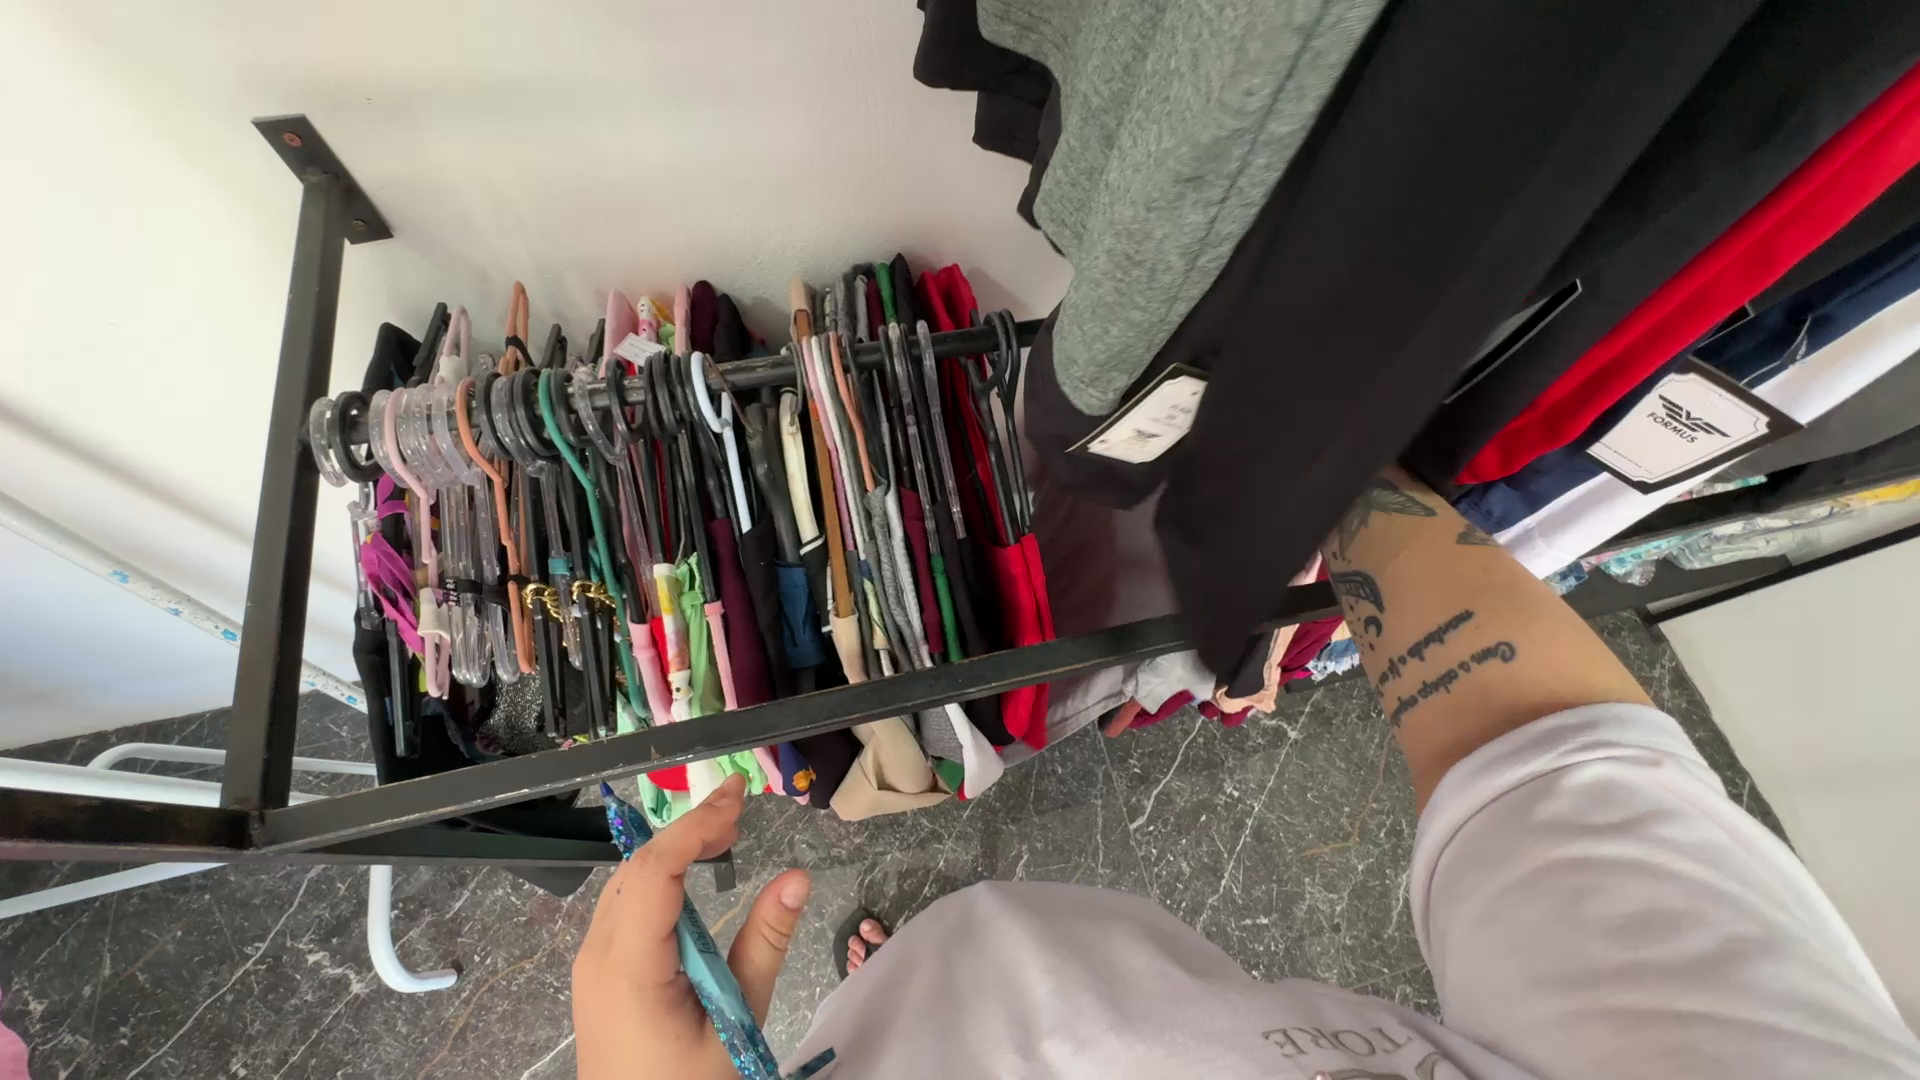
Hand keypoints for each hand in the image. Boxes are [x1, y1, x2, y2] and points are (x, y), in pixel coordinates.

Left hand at [572, 774, 812, 1078]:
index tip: (739, 799)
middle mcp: (597, 954)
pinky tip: (692, 875)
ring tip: (726, 833)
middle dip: (689, 826)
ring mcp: (592, 963)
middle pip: (639, 866)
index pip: (654, 870)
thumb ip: (764, 944)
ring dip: (675, 848)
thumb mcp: (737, 1021)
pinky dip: (661, 874)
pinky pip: (625, 903)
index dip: (695, 826)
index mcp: (628, 967)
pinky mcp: (599, 972)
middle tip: (741, 806)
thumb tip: (798, 875)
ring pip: (629, 880)